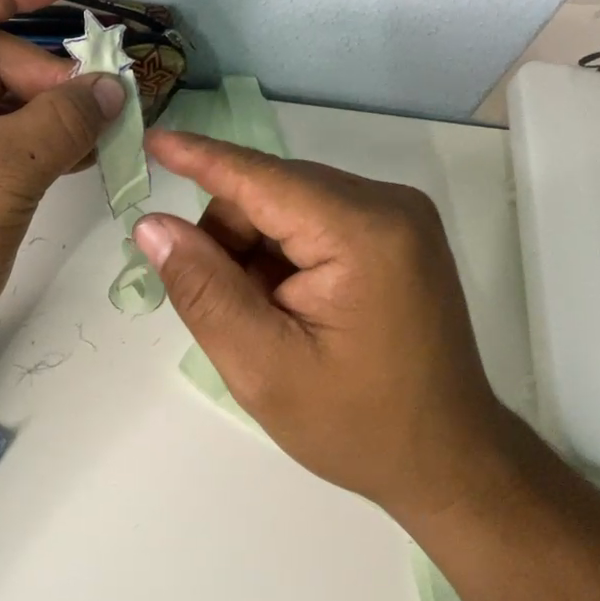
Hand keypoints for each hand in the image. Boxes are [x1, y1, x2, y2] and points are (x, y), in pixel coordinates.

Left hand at [0, 0, 125, 363]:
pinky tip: (80, 158)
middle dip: (49, 79)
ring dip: (52, 115)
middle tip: (102, 108)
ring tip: (102, 134)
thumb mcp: (5, 168)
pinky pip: (1, 141)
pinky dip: (39, 144)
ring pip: (4, 104)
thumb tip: (113, 87)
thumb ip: (64, 119)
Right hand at [133, 131, 516, 519]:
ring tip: (267, 316)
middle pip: (270, 191)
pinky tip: (289, 304)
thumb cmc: (356, 425)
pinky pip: (310, 216)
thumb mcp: (262, 367)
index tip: (151, 139)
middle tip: (229, 308)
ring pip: (285, 202)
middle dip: (230, 237)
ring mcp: (397, 215)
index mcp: (362, 235)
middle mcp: (387, 205)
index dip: (199, 158)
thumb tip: (153, 225)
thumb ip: (204, 289)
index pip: (260, 179)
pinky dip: (281, 253)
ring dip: (254, 248)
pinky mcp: (395, 231)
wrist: (447, 461)